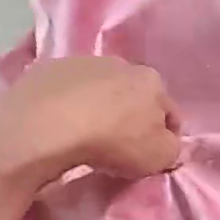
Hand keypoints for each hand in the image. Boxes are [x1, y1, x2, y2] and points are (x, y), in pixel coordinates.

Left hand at [0, 56, 183, 181]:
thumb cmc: (114, 142)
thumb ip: (173, 148)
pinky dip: (69, 104)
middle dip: (132, 115)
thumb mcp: (161, 156)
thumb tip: (168, 142)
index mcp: (153, 81)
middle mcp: (121, 63)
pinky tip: (62, 124)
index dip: (167, 135)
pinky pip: (67, 91)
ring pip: (100, 89)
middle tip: (121, 143)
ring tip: (88, 133)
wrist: (46, 126)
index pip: (170, 112)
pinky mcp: (46, 68)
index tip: (155, 153)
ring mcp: (81, 62)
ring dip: (100, 106)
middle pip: (134, 95)